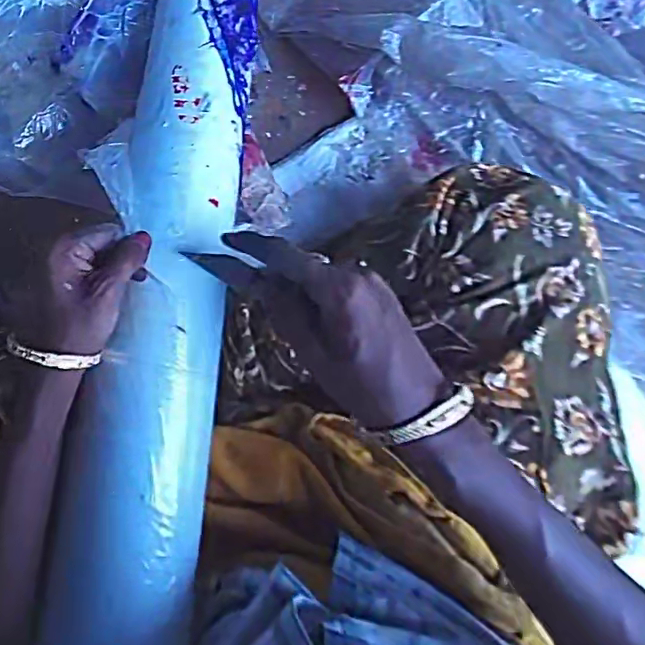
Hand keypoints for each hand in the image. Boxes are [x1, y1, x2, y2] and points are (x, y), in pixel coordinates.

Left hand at [7, 224, 152, 358]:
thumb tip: (143, 236)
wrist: (54, 362)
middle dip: (120, 257)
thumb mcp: (109, 291)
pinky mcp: (52, 278)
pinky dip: (98, 275)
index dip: (128, 247)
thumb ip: (127, 259)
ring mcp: (50, 264)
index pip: (107, 232)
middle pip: (98, 241)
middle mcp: (53, 249)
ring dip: (111, 267)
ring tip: (125, 288)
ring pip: (92, 255)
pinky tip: (109, 292)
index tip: (141, 268)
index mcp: (64, 248)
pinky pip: (82, 267)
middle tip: (137, 279)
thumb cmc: (81, 326)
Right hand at [191, 231, 444, 427]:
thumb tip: (253, 278)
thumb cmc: (360, 385)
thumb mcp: (310, 351)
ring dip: (296, 285)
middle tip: (250, 290)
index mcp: (337, 287)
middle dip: (273, 273)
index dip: (250, 245)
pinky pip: (335, 281)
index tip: (225, 241)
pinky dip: (317, 291)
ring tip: (290, 320)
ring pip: (317, 273)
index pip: (284, 255)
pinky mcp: (378, 288)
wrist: (418, 404)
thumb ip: (281, 308)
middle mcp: (355, 271)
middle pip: (300, 263)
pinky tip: (315, 319)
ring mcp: (370, 278)